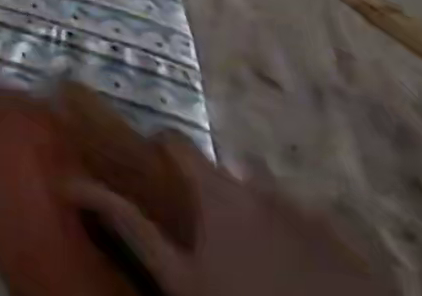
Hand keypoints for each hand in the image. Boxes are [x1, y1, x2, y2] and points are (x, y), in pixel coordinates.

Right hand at [68, 133, 387, 295]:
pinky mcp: (351, 247)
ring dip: (252, 214)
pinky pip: (311, 226)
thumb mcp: (178, 279)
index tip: (147, 161)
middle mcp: (263, 189)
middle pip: (223, 174)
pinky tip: (291, 269)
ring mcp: (312, 216)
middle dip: (208, 191)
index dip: (158, 146)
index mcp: (219, 192)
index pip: (176, 142)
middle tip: (199, 228)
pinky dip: (295, 237)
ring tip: (248, 253)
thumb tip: (70, 181)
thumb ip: (128, 225)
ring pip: (267, 199)